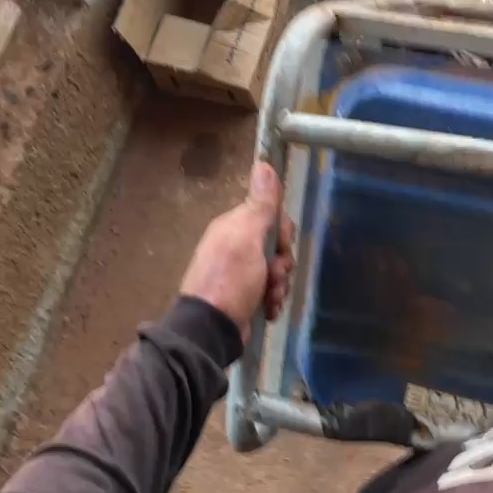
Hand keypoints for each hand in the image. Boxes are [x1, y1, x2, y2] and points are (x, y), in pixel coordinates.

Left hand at [180, 162, 294, 341]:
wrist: (211, 329)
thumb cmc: (230, 280)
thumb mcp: (248, 238)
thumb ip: (260, 204)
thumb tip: (263, 162)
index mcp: (234, 227)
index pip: (271, 217)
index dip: (282, 233)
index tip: (280, 247)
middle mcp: (235, 246)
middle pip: (276, 245)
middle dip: (282, 263)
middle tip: (274, 276)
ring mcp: (239, 272)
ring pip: (276, 270)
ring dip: (279, 285)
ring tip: (270, 297)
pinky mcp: (244, 295)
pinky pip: (269, 290)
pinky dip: (272, 300)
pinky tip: (268, 309)